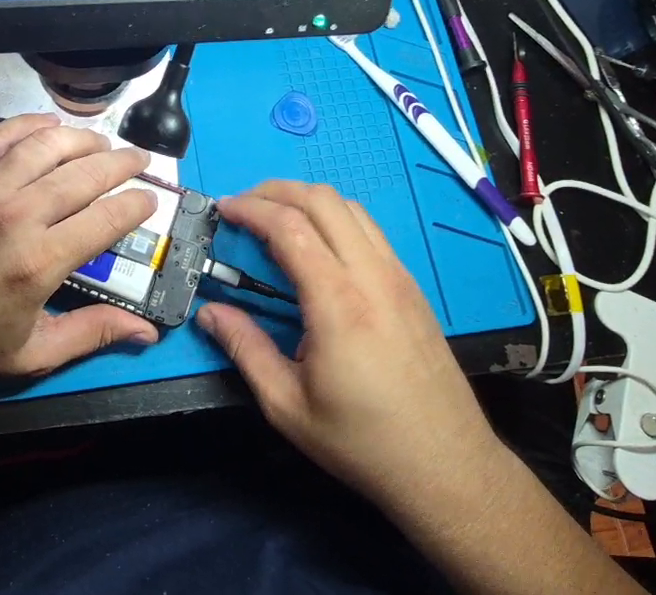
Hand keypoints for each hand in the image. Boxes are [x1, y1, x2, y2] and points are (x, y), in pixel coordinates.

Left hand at [0, 114, 159, 401]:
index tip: (150, 198)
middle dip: (122, 163)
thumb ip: (92, 333)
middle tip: (139, 159)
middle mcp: (15, 217)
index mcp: (39, 263)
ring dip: (82, 139)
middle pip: (84, 174)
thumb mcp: (31, 353)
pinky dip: (28, 125)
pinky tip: (48, 125)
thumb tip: (148, 332)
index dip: (137, 204)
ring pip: (45, 146)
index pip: (107, 219)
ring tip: (101, 142)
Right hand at [194, 181, 505, 517]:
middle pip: (322, 200)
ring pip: (351, 208)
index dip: (251, 209)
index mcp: (338, 303)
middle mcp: (372, 276)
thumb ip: (245, 350)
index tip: (223, 209)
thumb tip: (209, 313)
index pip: (290, 227)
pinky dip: (334, 218)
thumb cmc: (363, 441)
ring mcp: (398, 276)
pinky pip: (369, 230)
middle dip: (276, 190)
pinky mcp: (411, 286)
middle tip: (243, 206)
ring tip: (275, 219)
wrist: (446, 465)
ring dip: (308, 200)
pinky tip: (316, 245)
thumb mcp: (288, 406)